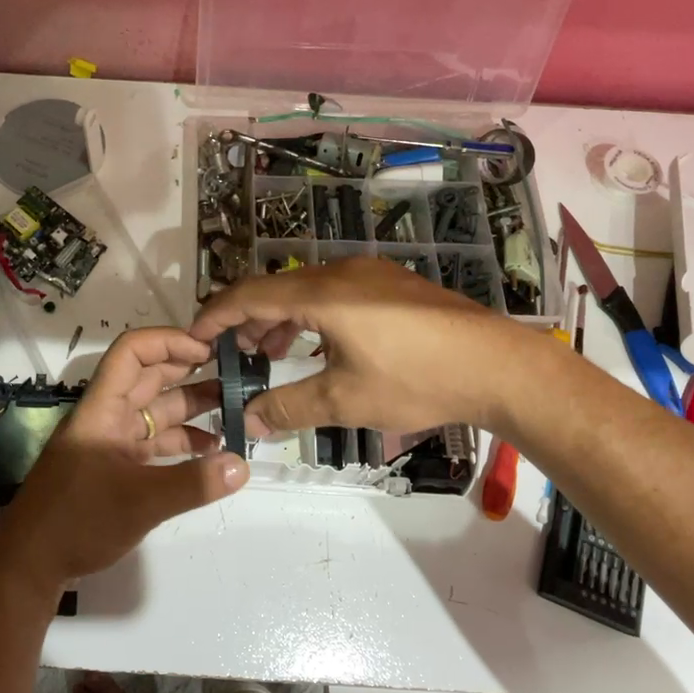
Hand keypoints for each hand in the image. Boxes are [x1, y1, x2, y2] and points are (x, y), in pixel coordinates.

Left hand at [0, 328, 249, 592]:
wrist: (29, 566)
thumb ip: (193, 483)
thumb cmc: (78, 520)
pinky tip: (211, 454)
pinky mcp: (115, 470)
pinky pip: (154, 444)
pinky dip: (182, 443)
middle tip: (233, 374)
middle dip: (189, 372)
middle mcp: (107, 418)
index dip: (169, 342)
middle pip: (149, 378)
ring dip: (190, 408)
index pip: (132, 352)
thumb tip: (242, 465)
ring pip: (155, 412)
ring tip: (233, 411)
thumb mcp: (140, 502)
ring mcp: (111, 444)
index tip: (209, 351)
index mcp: (102, 409)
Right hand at [189, 257, 535, 436]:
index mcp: (323, 292)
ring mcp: (371, 274)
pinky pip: (335, 292)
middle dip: (248, 319)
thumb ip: (289, 407)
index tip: (193, 337)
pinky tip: (321, 347)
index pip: (251, 295)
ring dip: (282, 319)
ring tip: (272, 352)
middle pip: (277, 287)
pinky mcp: (393, 285)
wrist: (499, 366)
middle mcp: (342, 271)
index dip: (216, 315)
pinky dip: (313, 316)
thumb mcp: (346, 399)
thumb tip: (248, 421)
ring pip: (308, 289)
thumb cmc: (416, 379)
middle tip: (233, 354)